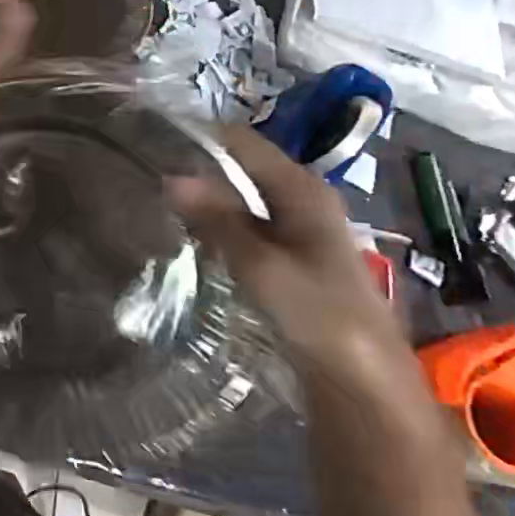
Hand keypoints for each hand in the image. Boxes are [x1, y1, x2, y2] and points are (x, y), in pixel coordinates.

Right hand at [169, 126, 401, 368]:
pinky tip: (195, 240)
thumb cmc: (318, 313)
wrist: (362, 378)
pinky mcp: (294, 259)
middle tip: (151, 175)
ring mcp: (301, 230)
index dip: (203, 138)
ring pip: (245, 201)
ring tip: (162, 203)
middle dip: (202, 171)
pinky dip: (222, 228)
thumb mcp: (260, 264)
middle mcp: (304, 200)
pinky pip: (250, 229)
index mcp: (302, 189)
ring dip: (210, 202)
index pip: (244, 144)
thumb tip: (172, 178)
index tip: (158, 139)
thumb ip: (217, 220)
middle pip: (245, 170)